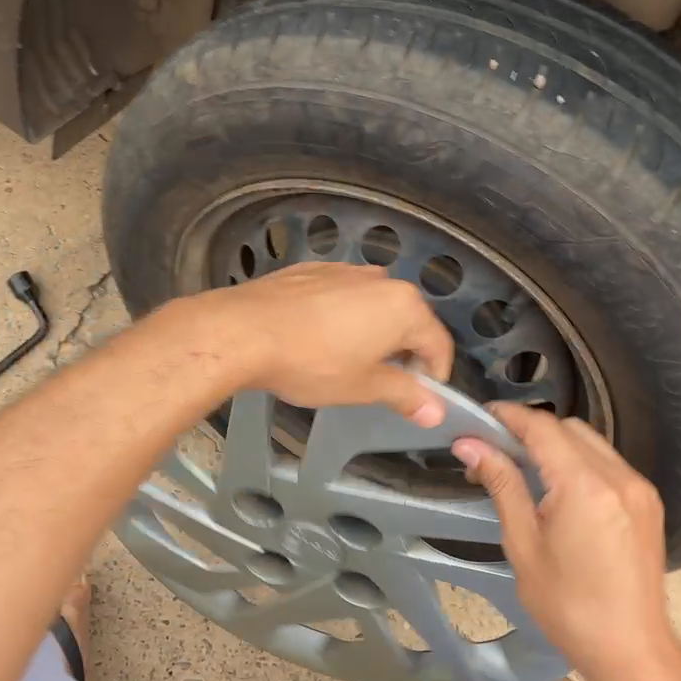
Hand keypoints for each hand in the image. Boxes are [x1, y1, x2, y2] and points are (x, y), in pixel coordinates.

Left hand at [191, 262, 454, 424]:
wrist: (243, 330)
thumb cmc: (311, 363)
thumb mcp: (363, 387)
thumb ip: (404, 395)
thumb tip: (435, 411)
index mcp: (403, 306)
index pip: (438, 343)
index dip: (434, 376)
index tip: (419, 400)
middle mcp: (380, 279)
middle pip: (408, 319)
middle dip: (403, 353)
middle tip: (383, 385)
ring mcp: (344, 270)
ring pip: (373, 305)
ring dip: (371, 333)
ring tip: (347, 363)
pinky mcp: (312, 270)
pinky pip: (341, 296)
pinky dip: (341, 317)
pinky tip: (317, 339)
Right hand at [452, 405, 679, 680]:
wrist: (633, 650)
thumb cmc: (568, 605)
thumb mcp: (523, 544)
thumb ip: (501, 485)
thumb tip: (470, 445)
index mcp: (585, 486)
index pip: (542, 427)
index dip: (507, 416)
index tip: (477, 419)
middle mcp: (619, 477)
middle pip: (567, 428)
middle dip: (529, 430)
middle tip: (494, 450)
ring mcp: (639, 489)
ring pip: (590, 441)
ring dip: (554, 444)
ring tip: (522, 469)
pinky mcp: (647, 503)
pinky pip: (607, 462)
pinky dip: (578, 461)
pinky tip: (556, 488)